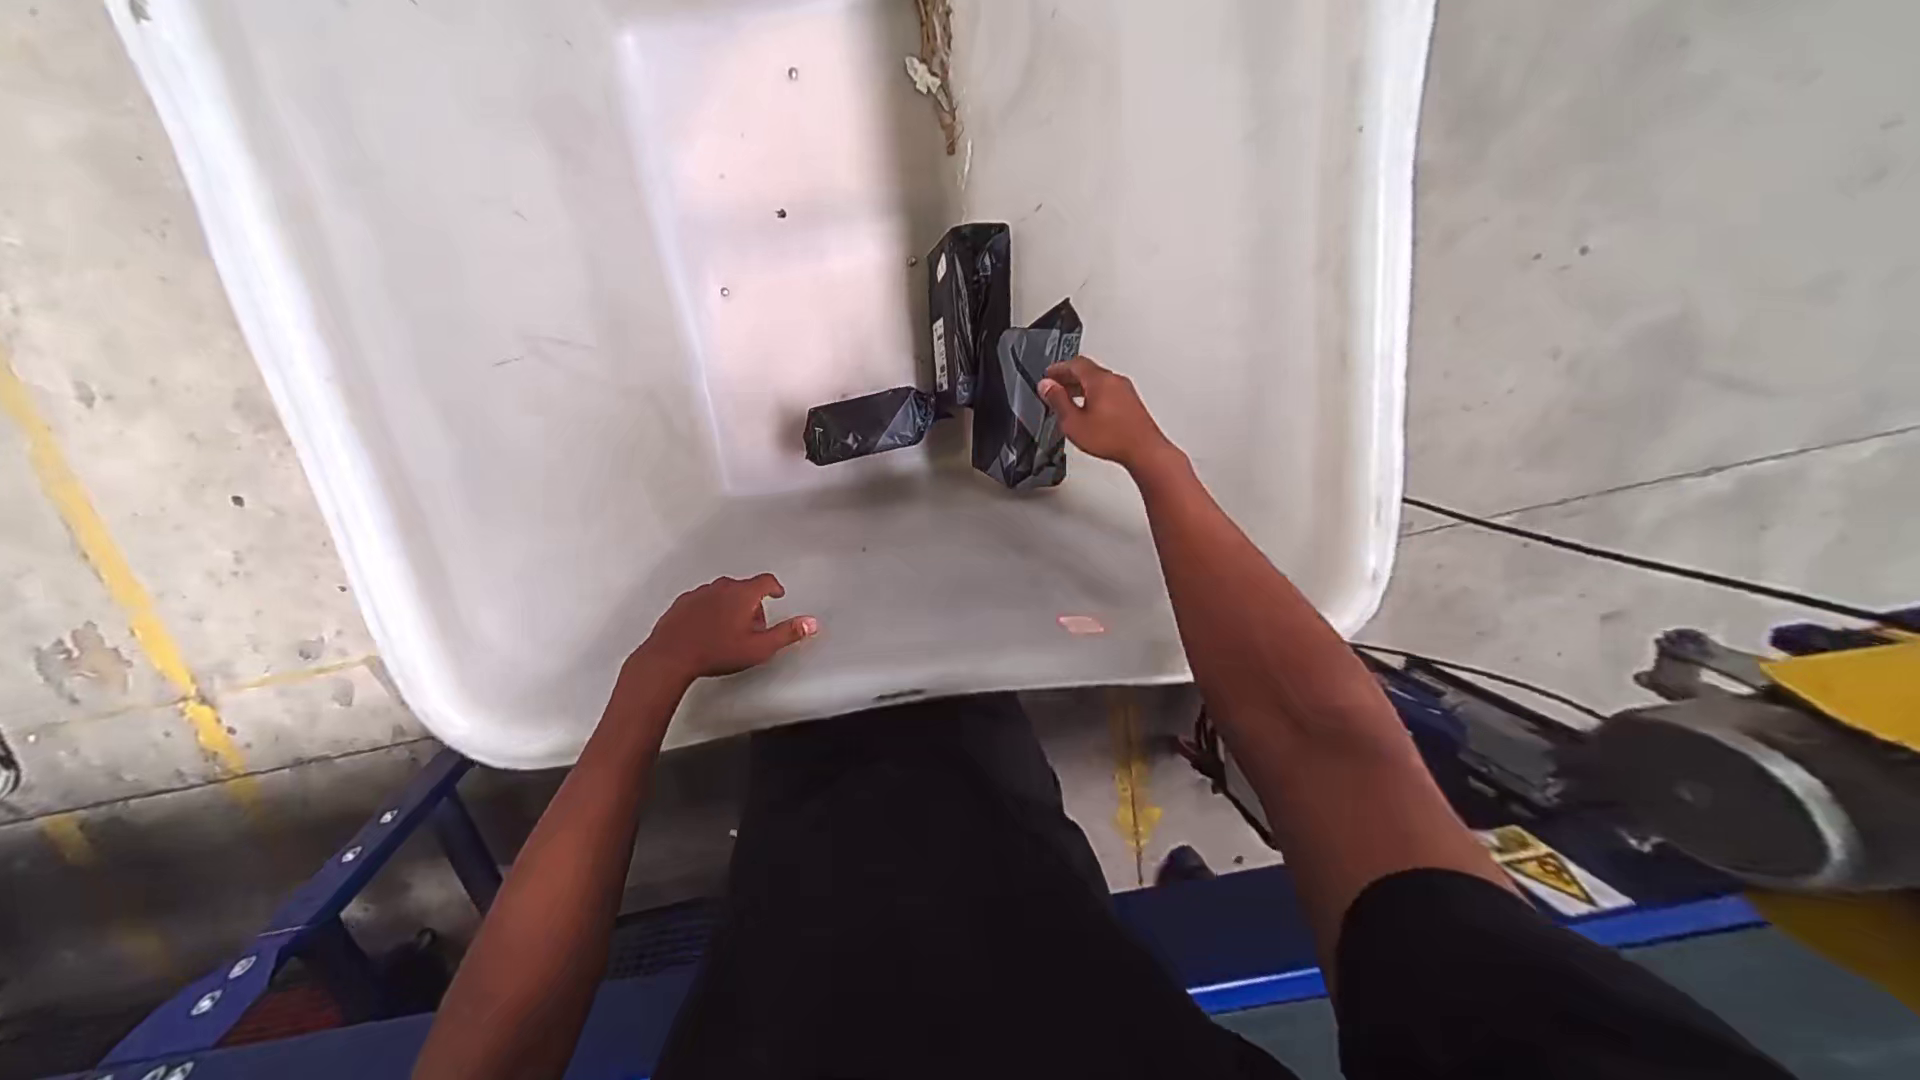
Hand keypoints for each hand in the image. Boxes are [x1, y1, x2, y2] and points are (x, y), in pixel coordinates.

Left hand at [631, 574, 817, 682]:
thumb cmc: (715, 651)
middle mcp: (721, 588)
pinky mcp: (682, 603)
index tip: (776, 593)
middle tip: (753, 626)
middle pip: (744, 588)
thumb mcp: (759, 647)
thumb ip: (787, 633)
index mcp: (742, 594)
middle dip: (752, 603)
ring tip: (729, 631)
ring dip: (730, 606)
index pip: (765, 581)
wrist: (671, 657)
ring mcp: (699, 594)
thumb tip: (810, 623)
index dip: (774, 587)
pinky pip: (703, 601)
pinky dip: (710, 611)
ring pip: (722, 594)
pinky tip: (708, 630)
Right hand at [1036, 355, 1181, 473]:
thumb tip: (1047, 386)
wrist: (1143, 450)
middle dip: (1069, 376)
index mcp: (1099, 380)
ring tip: (1068, 397)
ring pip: (1099, 381)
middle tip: (1055, 384)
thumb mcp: (1073, 421)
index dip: (1058, 368)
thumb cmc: (1113, 437)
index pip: (1075, 364)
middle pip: (1088, 370)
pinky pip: (1108, 391)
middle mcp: (1114, 381)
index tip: (1049, 374)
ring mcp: (1125, 391)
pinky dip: (1094, 394)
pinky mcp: (1131, 403)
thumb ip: (1057, 401)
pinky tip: (1088, 409)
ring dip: (1081, 386)